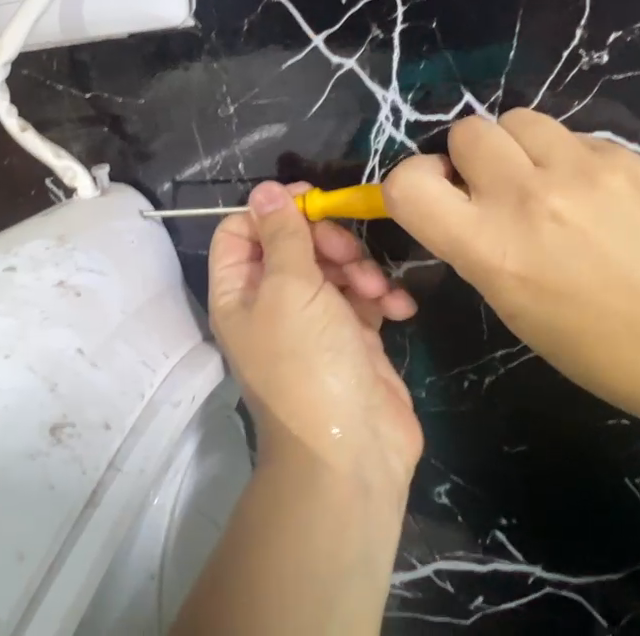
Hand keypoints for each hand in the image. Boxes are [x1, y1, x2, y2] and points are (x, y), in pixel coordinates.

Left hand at [208, 181, 421, 486]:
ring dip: (361, 269)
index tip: (310, 200)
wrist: (352, 450)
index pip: (239, 231)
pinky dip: (384, 296)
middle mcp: (271, 303)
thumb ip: (281, 234)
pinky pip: (365, 298)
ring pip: (334, 268)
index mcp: (238, 291)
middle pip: (293, 244)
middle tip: (348, 255)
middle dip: (327, 241)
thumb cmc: (308, 361)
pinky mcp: (353, 339)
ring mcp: (314, 323)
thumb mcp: (289, 287)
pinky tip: (400, 307)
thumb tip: (263, 189)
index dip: (271, 210)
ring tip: (376, 291)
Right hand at [383, 110, 639, 451]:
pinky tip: (599, 197)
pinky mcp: (629, 158)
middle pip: (466, 132)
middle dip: (471, 158)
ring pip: (517, 119)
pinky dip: (569, 158)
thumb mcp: (513, 307)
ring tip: (548, 185)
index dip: (412, 183)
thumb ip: (476, 243)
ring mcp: (585, 171)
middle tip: (498, 192)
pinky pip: (572, 136)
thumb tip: (458, 199)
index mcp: (493, 250)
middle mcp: (530, 198)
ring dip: (518, 147)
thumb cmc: (603, 351)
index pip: (407, 182)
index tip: (439, 199)